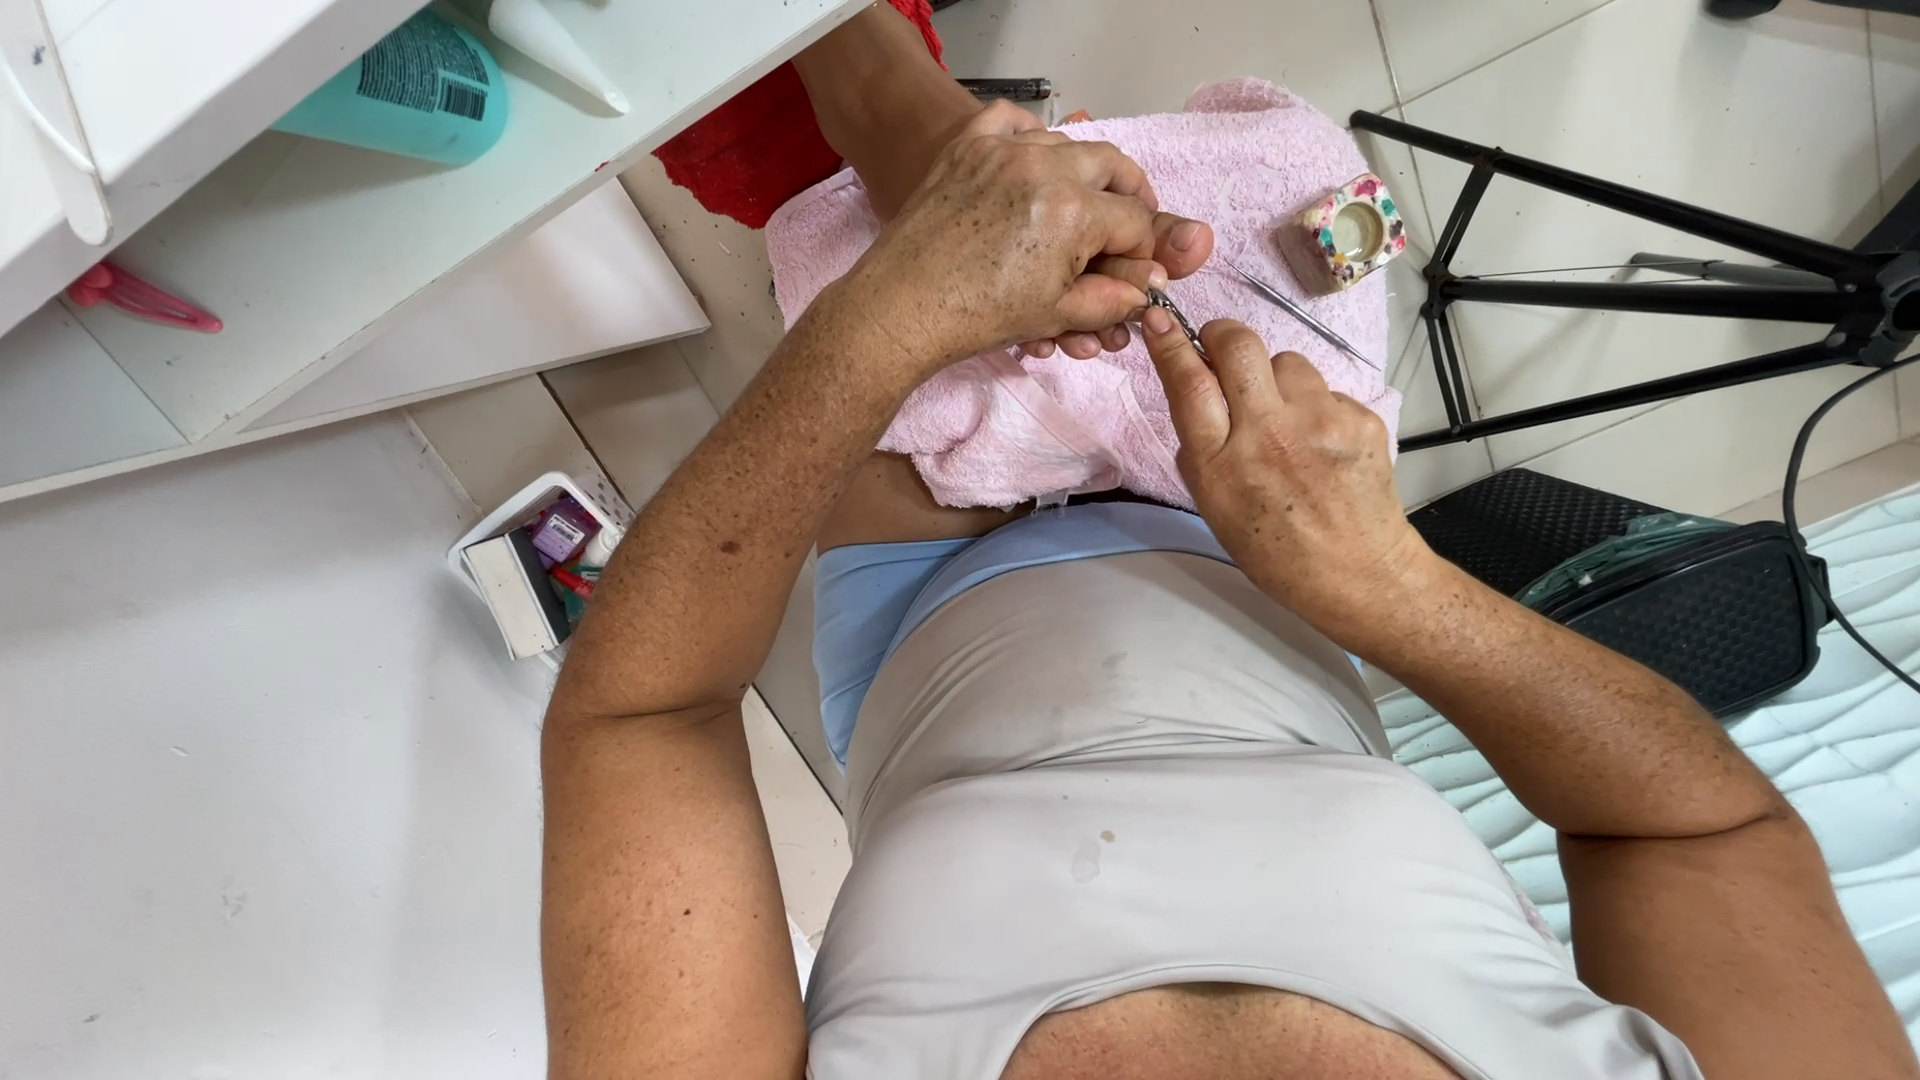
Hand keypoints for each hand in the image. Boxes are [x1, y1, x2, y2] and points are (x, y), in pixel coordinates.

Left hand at [833, 101, 1212, 374]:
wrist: (902, 309)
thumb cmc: (974, 318)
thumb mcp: (1055, 315)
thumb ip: (1112, 299)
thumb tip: (1146, 288)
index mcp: (1073, 211)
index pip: (1135, 222)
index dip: (1142, 253)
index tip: (1134, 272)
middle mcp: (1044, 167)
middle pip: (1113, 169)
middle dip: (1128, 201)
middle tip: (1125, 230)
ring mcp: (1003, 150)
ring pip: (1067, 143)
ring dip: (1084, 173)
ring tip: (1083, 205)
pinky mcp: (968, 147)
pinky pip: (1012, 121)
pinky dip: (1030, 136)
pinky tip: (1034, 163)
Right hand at [1142, 312, 1435, 641]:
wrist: (1357, 573)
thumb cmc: (1272, 551)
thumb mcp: (1213, 508)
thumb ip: (1201, 450)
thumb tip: (1199, 397)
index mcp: (1220, 466)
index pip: (1189, 384)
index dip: (1170, 344)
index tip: (1159, 318)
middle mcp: (1267, 435)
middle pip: (1239, 346)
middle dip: (1221, 334)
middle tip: (1218, 346)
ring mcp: (1319, 422)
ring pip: (1286, 362)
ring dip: (1273, 378)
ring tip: (1283, 417)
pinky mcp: (1359, 418)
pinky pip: (1324, 389)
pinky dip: (1313, 406)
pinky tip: (1318, 441)